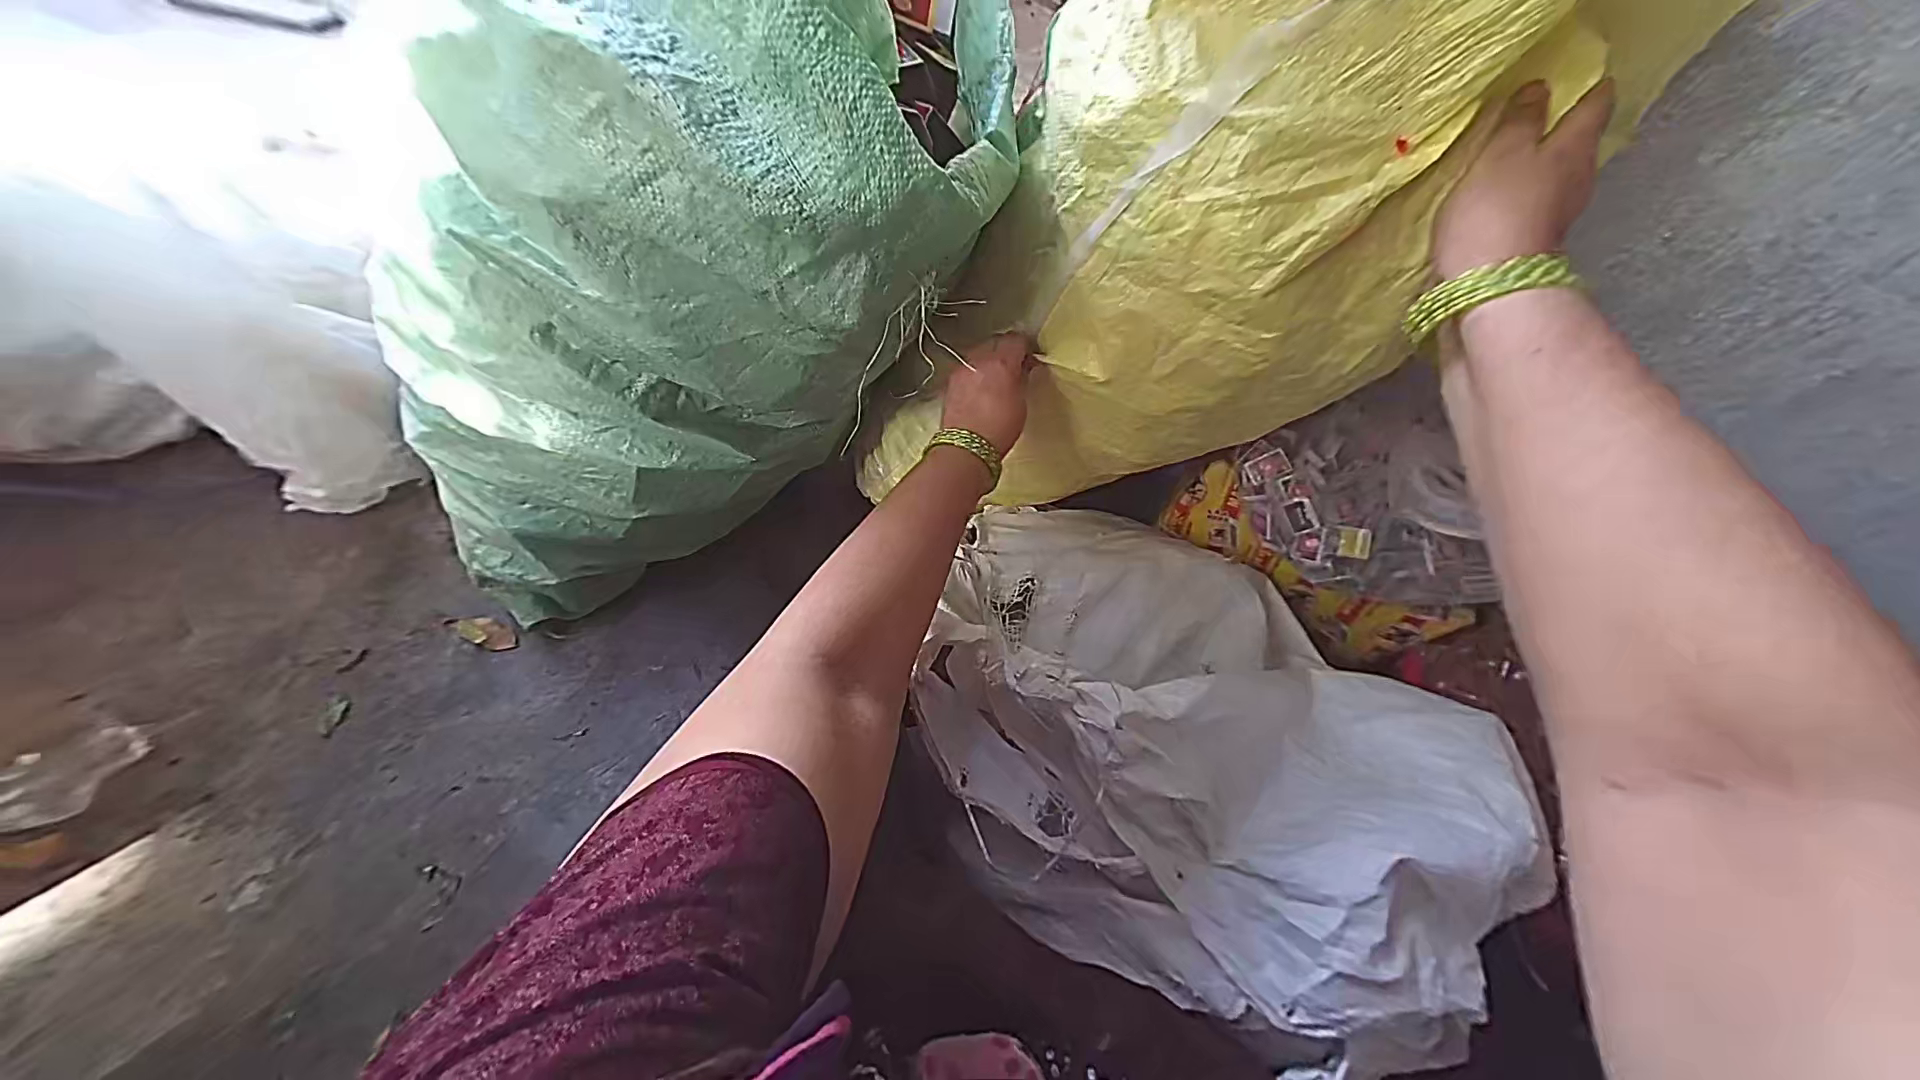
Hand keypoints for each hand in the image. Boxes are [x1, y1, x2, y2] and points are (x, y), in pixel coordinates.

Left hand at [940, 332, 1034, 456]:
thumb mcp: (1021, 403)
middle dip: (1006, 351)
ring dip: (989, 361)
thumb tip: (1023, 368)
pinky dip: (976, 373)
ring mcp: (962, 370)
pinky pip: (967, 369)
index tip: (1030, 357)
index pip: (1017, 340)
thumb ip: (1022, 379)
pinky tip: (980, 389)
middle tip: (1015, 367)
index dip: (1026, 347)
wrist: (966, 449)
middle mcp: (979, 359)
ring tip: (997, 379)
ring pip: (979, 354)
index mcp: (1002, 362)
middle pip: (996, 342)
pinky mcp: (950, 382)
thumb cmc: (998, 429)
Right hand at [1433, 79, 1615, 279]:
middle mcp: (1580, 176)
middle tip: (1542, 124)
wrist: (1489, 286)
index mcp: (1574, 146)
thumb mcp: (1499, 156)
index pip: (1593, 104)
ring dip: (1542, 170)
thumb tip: (1539, 89)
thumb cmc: (1492, 213)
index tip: (1573, 85)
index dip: (1586, 90)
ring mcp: (1562, 213)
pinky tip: (1507, 206)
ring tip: (1517, 168)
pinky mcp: (1538, 242)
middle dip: (1564, 132)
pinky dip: (1527, 201)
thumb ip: (1519, 121)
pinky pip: (1538, 208)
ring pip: (1560, 177)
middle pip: (1579, 143)